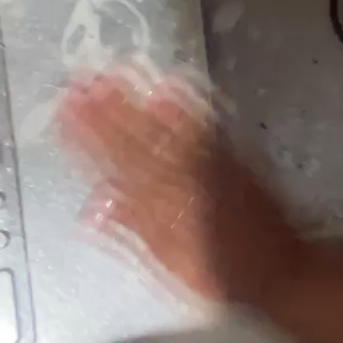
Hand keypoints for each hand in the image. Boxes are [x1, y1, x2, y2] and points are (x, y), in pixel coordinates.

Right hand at [57, 69, 321, 308]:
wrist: (276, 270)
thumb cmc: (216, 274)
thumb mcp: (166, 264)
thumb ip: (128, 233)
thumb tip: (91, 209)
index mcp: (157, 206)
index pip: (114, 164)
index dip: (87, 136)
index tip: (65, 111)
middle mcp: (180, 179)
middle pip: (136, 137)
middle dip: (106, 107)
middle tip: (81, 79)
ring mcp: (208, 164)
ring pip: (167, 125)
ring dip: (140, 96)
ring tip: (115, 68)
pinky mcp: (232, 156)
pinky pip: (206, 125)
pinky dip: (187, 102)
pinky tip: (171, 81)